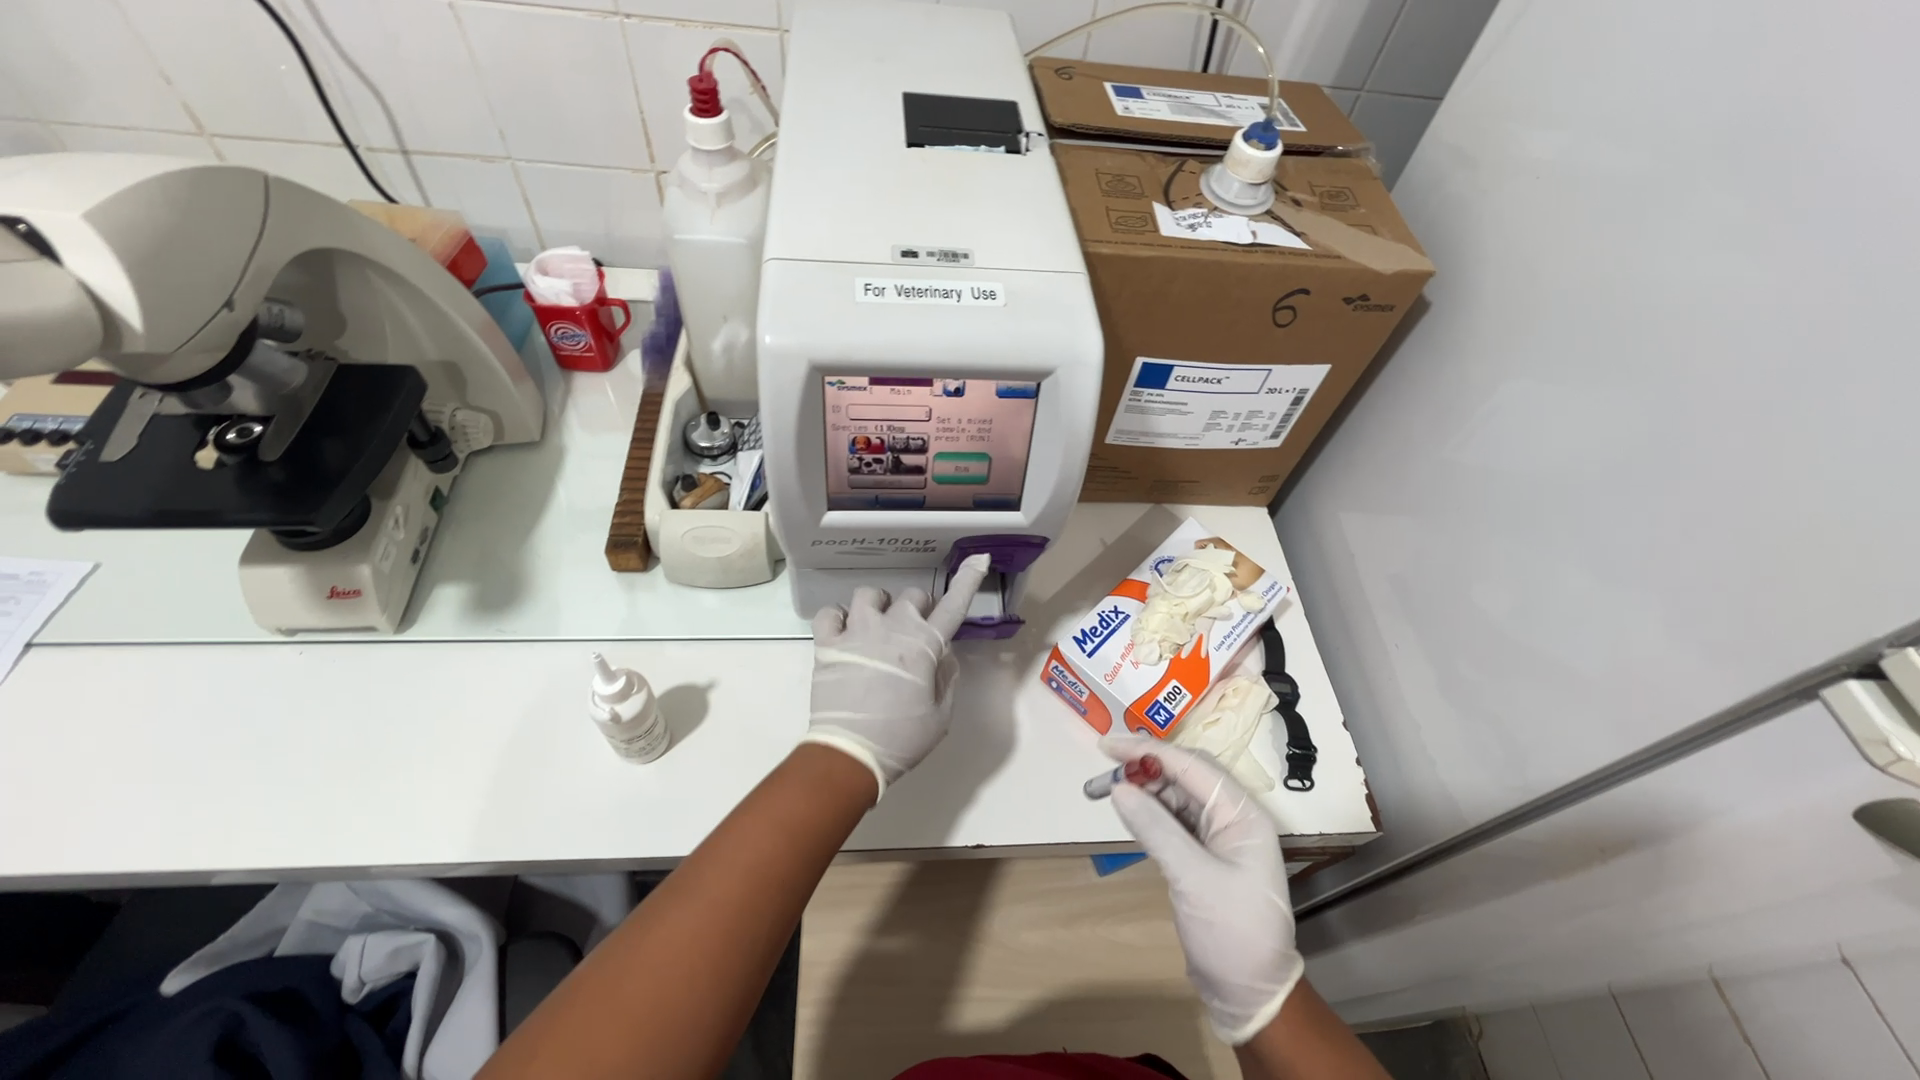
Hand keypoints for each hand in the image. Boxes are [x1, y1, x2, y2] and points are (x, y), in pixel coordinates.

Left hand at [801, 554, 991, 798]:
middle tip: (913, 634)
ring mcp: (857, 632)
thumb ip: (946, 678)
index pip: (954, 606)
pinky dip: (837, 618)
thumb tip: (942, 655)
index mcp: (925, 646)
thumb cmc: (902, 739)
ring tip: (874, 627)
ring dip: (877, 606)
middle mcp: (892, 628)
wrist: (850, 754)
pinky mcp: (827, 643)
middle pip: (913, 596)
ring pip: (869, 595)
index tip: (979, 558)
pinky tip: (842, 633)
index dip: (968, 581)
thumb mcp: (940, 716)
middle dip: (919, 609)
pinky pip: (830, 612)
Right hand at [1102, 736, 1303, 1045]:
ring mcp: (1220, 838)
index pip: (1192, 766)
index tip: (1106, 745)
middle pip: (1184, 776)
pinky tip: (1129, 812)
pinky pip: (1174, 820)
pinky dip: (1150, 813)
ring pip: (1177, 796)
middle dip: (1143, 767)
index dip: (1148, 751)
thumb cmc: (1231, 934)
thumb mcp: (1192, 879)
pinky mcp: (1205, 857)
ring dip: (1143, 790)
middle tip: (1102, 770)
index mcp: (1242, 815)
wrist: (1251, 993)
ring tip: (1106, 790)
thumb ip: (1156, 829)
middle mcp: (1233, 818)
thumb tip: (1119, 789)